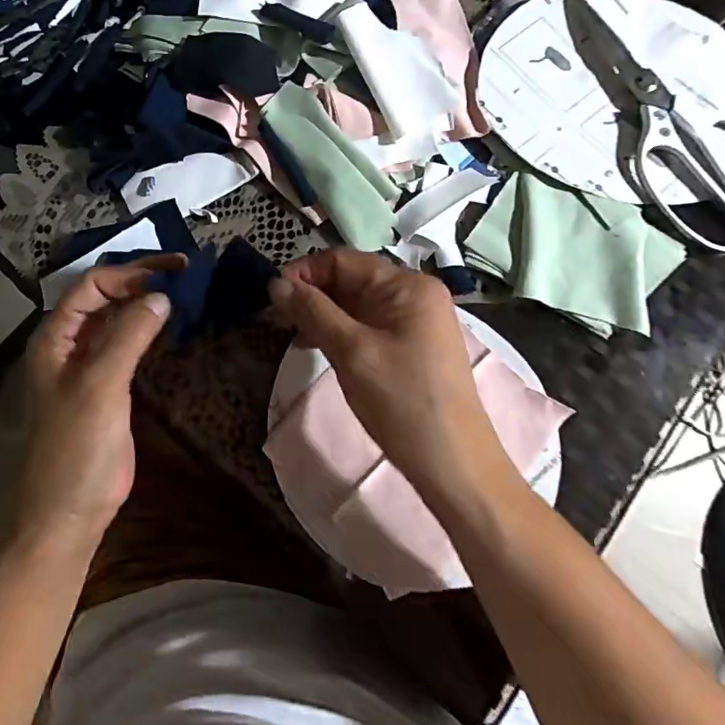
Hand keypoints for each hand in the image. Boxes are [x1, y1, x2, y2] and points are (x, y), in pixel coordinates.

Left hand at [15, 255, 181, 550]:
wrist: (68, 513)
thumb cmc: (77, 448)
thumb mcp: (101, 386)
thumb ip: (128, 336)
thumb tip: (160, 296)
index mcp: (53, 338)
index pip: (90, 286)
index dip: (129, 274)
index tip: (173, 271)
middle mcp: (65, 345)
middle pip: (102, 299)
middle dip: (139, 282)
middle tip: (185, 273)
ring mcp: (83, 368)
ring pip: (113, 322)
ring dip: (144, 304)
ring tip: (184, 292)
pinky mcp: (103, 389)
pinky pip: (122, 348)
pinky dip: (144, 332)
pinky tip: (169, 328)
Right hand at [269, 249, 511, 503]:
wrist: (453, 463)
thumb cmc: (402, 401)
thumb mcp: (350, 351)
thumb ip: (311, 311)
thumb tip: (275, 284)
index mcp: (407, 287)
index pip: (342, 260)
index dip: (303, 273)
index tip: (271, 298)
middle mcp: (413, 295)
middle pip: (348, 279)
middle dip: (309, 294)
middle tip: (276, 319)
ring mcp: (413, 321)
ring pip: (352, 303)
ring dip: (318, 313)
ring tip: (291, 334)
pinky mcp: (408, 345)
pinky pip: (363, 324)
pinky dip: (335, 329)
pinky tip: (314, 346)